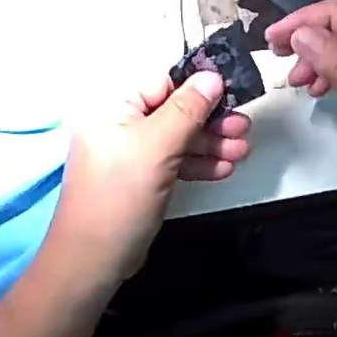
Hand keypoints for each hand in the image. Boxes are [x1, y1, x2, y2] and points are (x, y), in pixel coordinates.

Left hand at [41, 70, 251, 288]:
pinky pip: (174, 159)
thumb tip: (212, 76)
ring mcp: (131, 151)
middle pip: (175, 109)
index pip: (163, 81)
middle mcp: (119, 122)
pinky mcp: (141, 175)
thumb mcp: (157, 146)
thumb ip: (187, 109)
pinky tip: (224, 168)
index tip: (233, 91)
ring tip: (242, 149)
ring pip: (179, 136)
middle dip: (211, 119)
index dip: (200, 86)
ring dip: (212, 142)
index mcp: (112, 104)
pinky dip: (199, 162)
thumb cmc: (120, 196)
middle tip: (243, 126)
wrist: (93, 261)